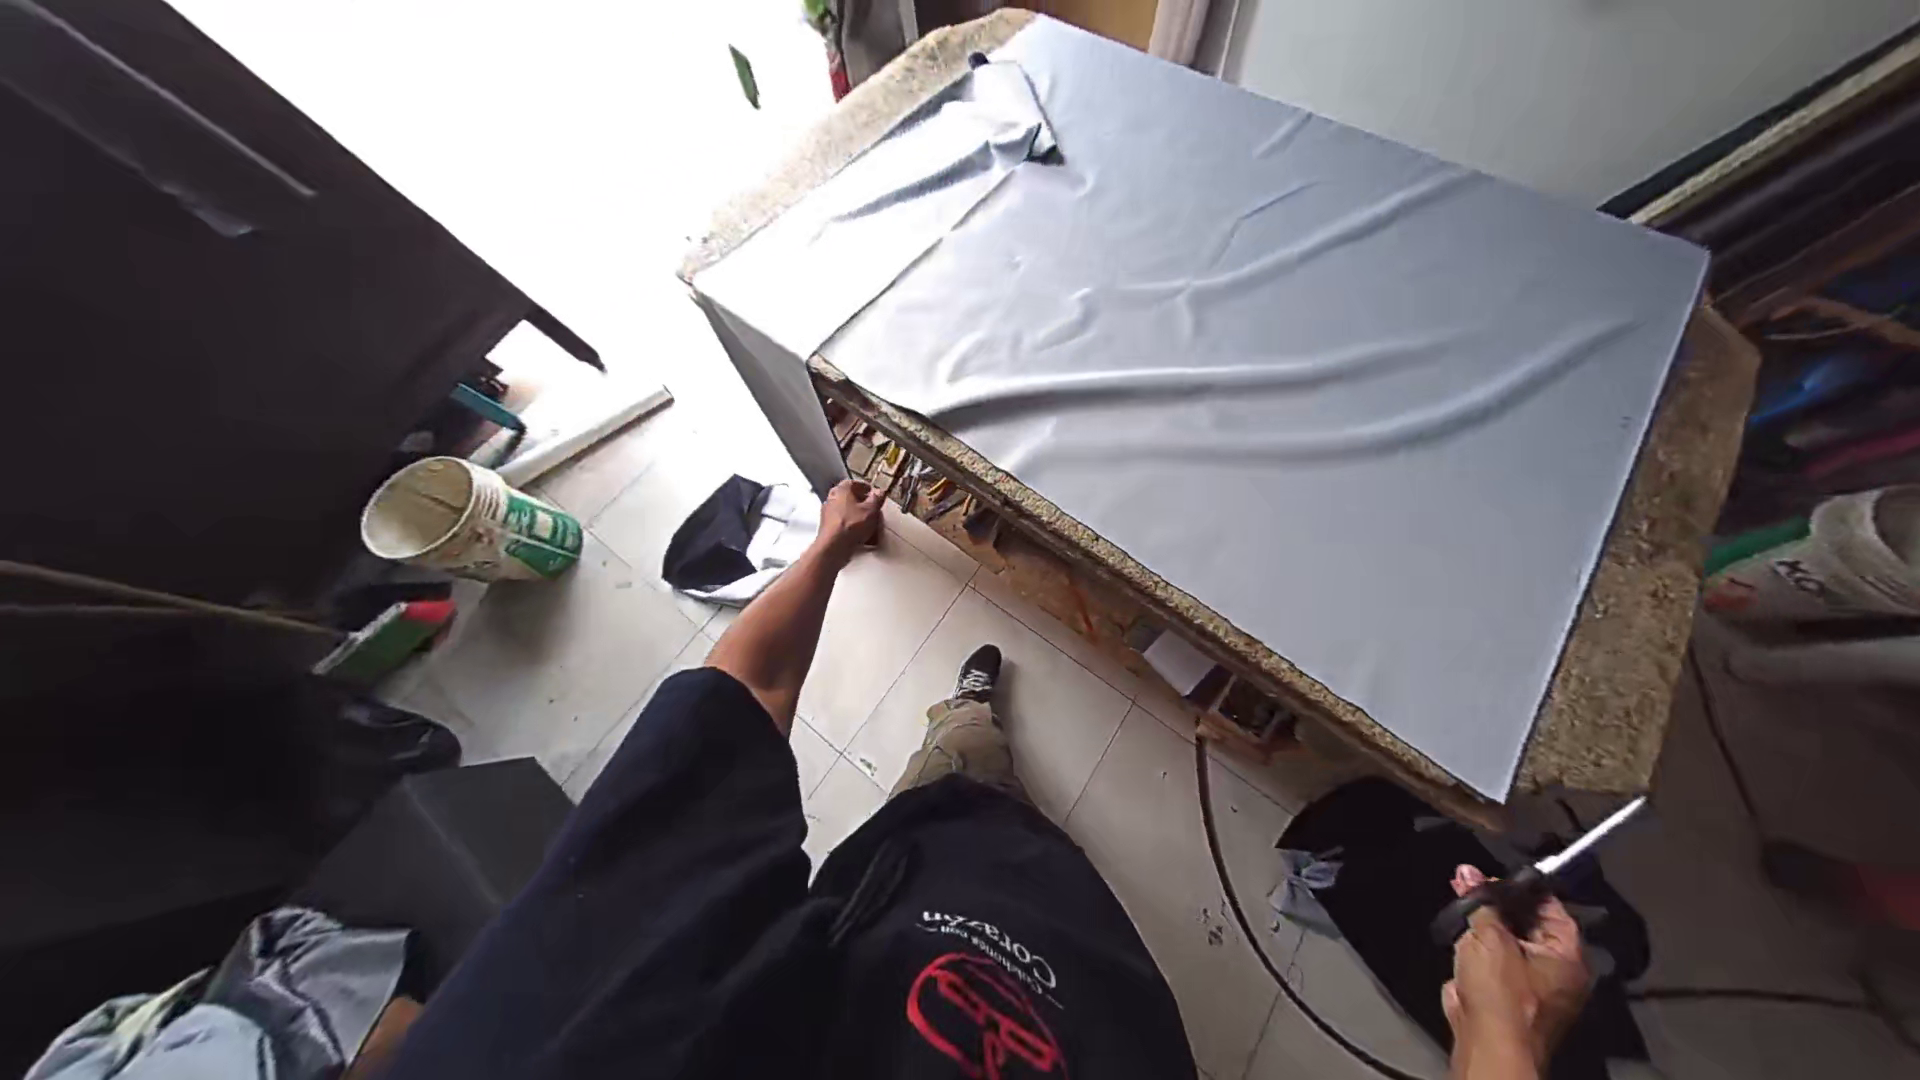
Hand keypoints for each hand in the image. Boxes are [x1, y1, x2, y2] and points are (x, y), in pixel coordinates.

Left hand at [816, 479, 883, 563]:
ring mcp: (828, 513)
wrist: (834, 546)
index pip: (855, 483)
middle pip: (850, 497)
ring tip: (868, 523)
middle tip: (872, 508)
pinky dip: (852, 526)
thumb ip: (877, 498)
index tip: (874, 493)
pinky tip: (861, 535)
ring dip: (857, 515)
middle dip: (862, 503)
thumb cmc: (850, 526)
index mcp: (841, 489)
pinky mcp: (828, 527)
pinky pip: (843, 523)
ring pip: (846, 511)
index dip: (866, 488)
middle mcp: (832, 499)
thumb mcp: (872, 510)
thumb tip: (879, 493)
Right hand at [1442, 865, 1589, 1077]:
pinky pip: (1497, 953)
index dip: (1523, 887)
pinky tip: (1459, 922)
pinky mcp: (1509, 987)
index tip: (1491, 871)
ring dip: (1485, 917)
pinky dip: (1480, 937)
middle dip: (1497, 899)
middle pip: (1530, 921)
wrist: (1488, 1039)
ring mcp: (1534, 980)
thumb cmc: (1501, 988)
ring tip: (1458, 895)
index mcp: (1568, 957)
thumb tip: (1466, 870)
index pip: (1553, 908)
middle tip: (1466, 879)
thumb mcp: (1489, 937)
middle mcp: (1558, 968)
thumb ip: (1480, 902)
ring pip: (1510, 935)